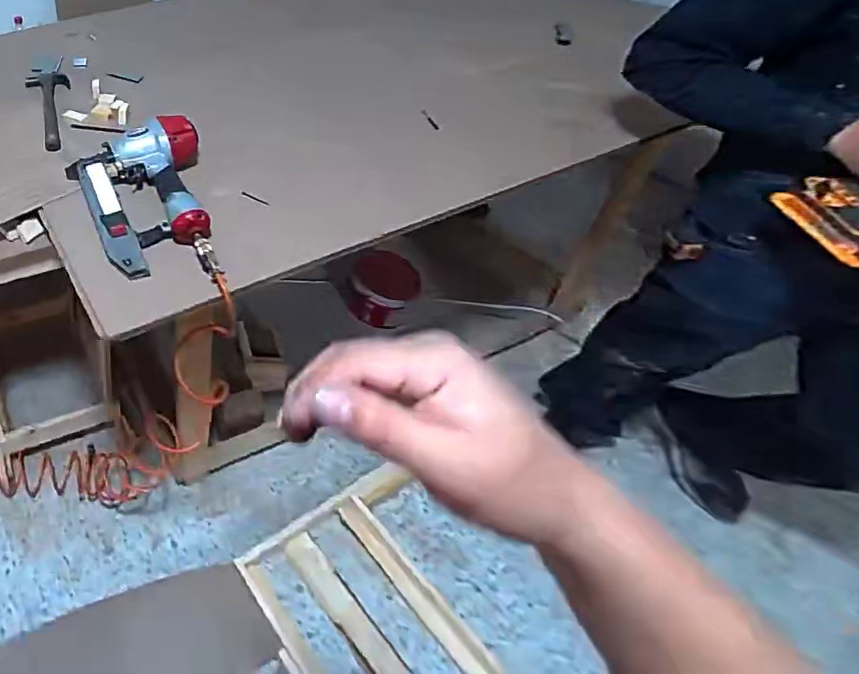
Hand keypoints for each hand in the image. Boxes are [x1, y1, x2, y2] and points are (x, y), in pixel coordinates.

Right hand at [279, 332, 598, 545]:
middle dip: (312, 389)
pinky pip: (370, 382)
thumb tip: (318, 399)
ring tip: (301, 426)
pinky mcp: (421, 381)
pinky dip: (344, 400)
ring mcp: (423, 363)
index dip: (314, 388)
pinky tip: (331, 419)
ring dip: (323, 394)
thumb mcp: (444, 462)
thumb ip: (379, 426)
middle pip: (348, 359)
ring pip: (353, 368)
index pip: (353, 362)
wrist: (569, 508)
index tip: (290, 425)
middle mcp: (424, 349)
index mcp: (433, 358)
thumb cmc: (513, 488)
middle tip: (290, 429)